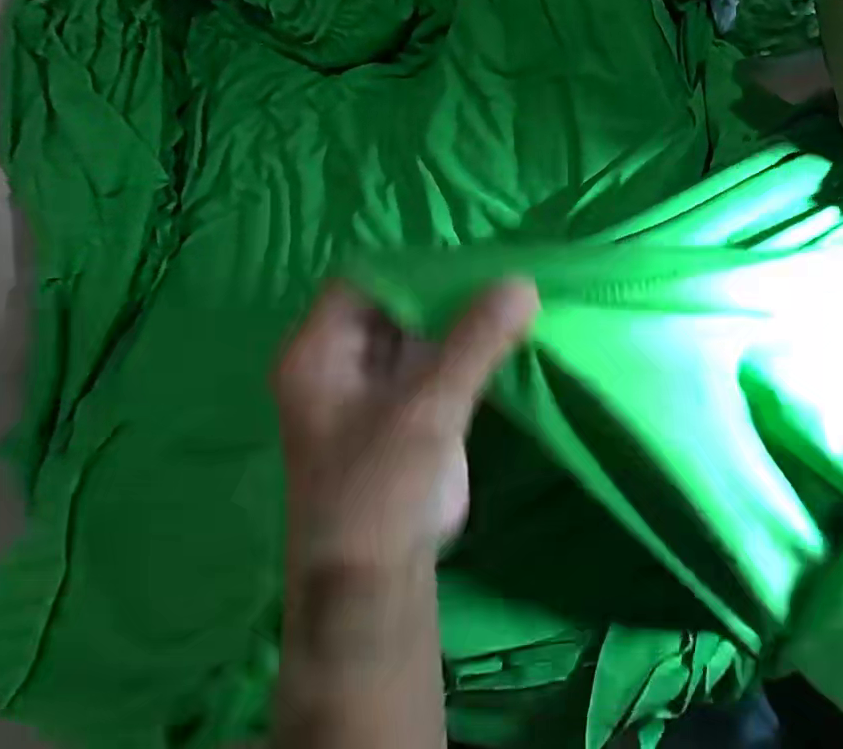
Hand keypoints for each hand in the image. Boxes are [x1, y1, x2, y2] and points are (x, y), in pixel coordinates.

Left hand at [273, 279, 538, 576]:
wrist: (378, 581)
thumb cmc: (380, 491)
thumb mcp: (426, 410)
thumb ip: (474, 342)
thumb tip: (523, 282)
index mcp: (320, 351)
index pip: (365, 282)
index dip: (415, 268)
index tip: (473, 261)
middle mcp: (343, 360)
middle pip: (396, 304)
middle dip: (446, 290)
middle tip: (501, 273)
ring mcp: (377, 384)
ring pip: (422, 331)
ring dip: (462, 317)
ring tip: (511, 295)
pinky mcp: (409, 408)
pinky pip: (439, 360)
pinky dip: (470, 346)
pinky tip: (506, 333)